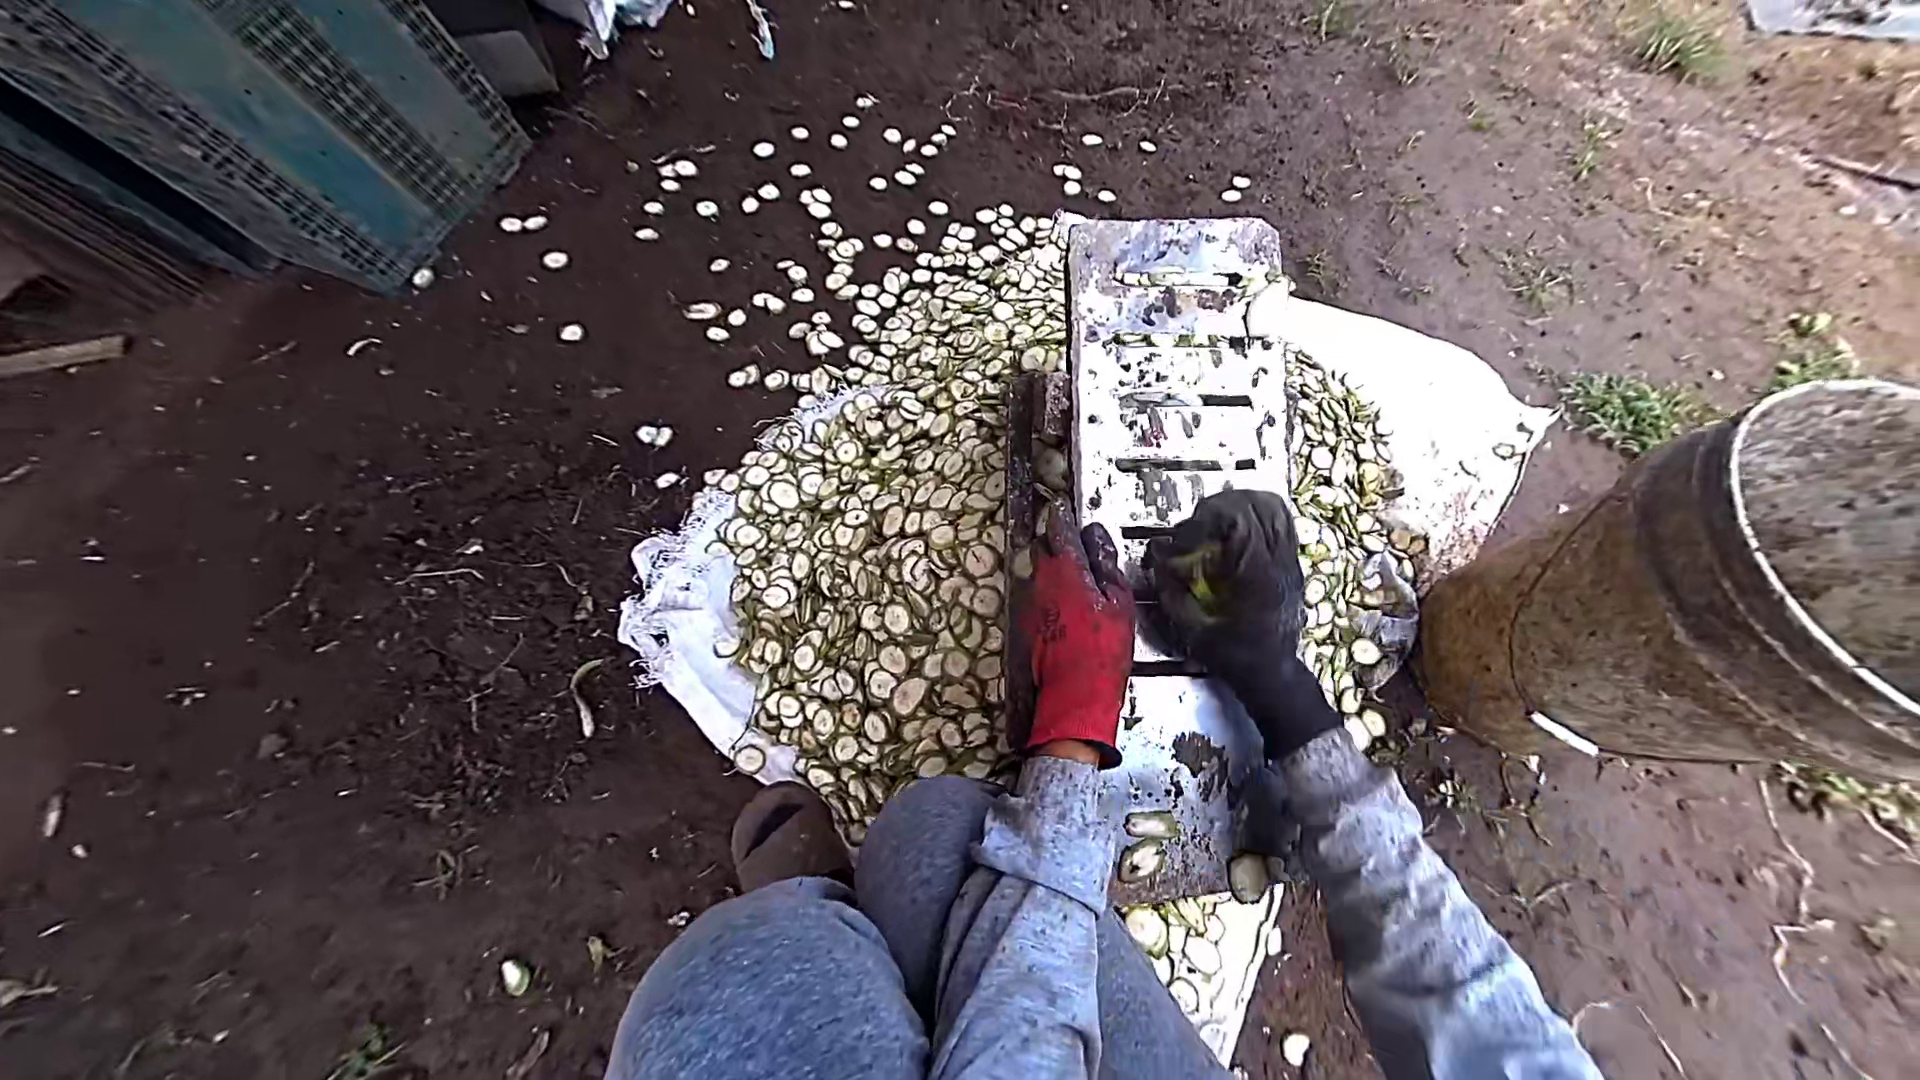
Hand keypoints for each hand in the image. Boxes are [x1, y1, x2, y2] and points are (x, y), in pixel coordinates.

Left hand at [1019, 502, 1135, 767]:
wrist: (1074, 693)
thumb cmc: (1102, 649)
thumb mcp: (1118, 603)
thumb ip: (1106, 565)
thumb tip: (1096, 537)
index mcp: (1065, 570)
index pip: (1058, 529)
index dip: (1061, 514)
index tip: (1063, 506)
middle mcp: (1040, 580)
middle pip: (1042, 546)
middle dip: (1055, 539)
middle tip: (1075, 541)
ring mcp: (1030, 600)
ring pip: (1036, 570)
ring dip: (1051, 565)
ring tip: (1075, 572)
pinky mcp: (1027, 619)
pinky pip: (1037, 592)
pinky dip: (1049, 588)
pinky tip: (1067, 600)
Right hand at [1146, 490, 1340, 759]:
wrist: (1271, 674)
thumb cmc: (1233, 656)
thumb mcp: (1191, 630)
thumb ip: (1172, 592)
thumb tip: (1157, 557)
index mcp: (1257, 578)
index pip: (1239, 520)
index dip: (1204, 519)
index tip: (1183, 539)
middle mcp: (1279, 563)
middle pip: (1257, 503)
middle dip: (1217, 507)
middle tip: (1195, 527)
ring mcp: (1289, 560)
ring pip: (1272, 505)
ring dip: (1237, 505)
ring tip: (1212, 523)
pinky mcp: (1289, 561)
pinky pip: (1278, 519)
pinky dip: (1252, 514)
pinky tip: (1231, 531)